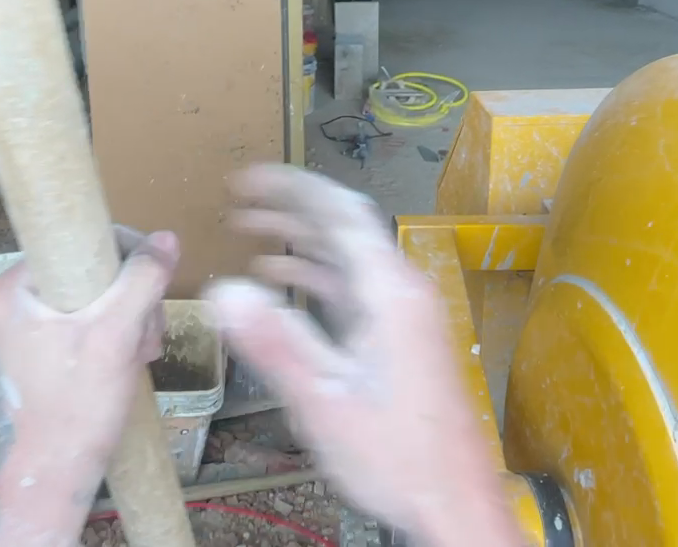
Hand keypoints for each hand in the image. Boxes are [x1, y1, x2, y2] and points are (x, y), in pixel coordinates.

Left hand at [0, 227, 177, 544]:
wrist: (58, 472)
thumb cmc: (76, 405)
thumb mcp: (116, 335)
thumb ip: (142, 280)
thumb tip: (167, 238)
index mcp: (16, 286)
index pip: (83, 238)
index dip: (125, 254)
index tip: (146, 286)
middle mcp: (20, 297)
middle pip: (98, 266)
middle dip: (133, 297)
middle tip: (141, 332)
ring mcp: (34, 322)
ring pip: (105, 290)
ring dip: (133, 317)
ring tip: (138, 350)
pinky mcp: (50, 342)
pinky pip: (98, 314)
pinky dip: (122, 331)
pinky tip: (130, 356)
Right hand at [205, 167, 523, 546]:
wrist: (454, 500)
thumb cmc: (397, 454)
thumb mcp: (326, 401)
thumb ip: (276, 343)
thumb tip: (223, 290)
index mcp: (390, 290)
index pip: (341, 212)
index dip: (294, 187)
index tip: (249, 177)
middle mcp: (399, 287)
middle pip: (343, 226)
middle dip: (291, 207)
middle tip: (240, 198)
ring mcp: (400, 309)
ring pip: (346, 254)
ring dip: (300, 238)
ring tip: (250, 228)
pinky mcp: (396, 331)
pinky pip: (352, 285)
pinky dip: (315, 275)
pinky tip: (281, 279)